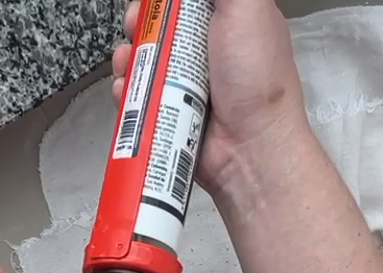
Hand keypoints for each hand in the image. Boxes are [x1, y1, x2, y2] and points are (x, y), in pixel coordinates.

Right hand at [109, 0, 307, 197]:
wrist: (251, 148)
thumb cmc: (257, 78)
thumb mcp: (248, 7)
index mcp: (228, 20)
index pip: (187, 2)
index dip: (165, 1)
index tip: (151, 3)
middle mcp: (206, 52)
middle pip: (160, 29)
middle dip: (140, 25)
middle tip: (133, 27)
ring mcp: (186, 86)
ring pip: (145, 64)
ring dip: (128, 60)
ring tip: (125, 63)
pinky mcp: (171, 117)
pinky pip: (139, 101)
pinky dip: (126, 95)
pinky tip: (124, 91)